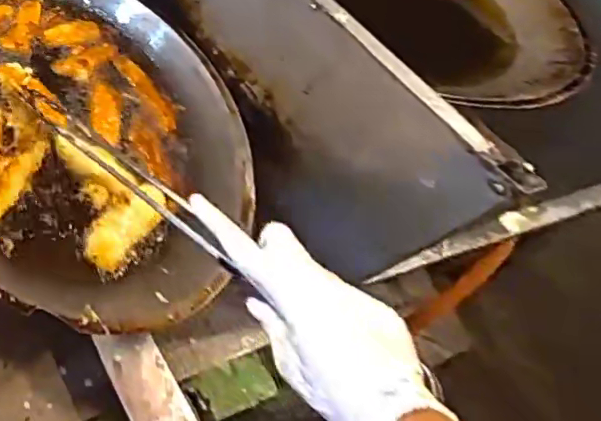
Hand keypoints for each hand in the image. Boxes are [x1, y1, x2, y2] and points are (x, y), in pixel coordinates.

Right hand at [211, 218, 453, 420]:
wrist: (401, 414)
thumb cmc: (339, 393)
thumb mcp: (290, 365)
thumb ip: (272, 327)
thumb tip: (260, 307)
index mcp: (288, 293)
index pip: (242, 248)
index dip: (216, 223)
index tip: (199, 202)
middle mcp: (318, 281)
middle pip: (282, 243)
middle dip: (273, 254)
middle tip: (272, 285)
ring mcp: (350, 292)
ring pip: (314, 274)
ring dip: (308, 292)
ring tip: (317, 332)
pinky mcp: (377, 307)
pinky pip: (345, 298)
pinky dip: (338, 313)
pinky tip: (347, 345)